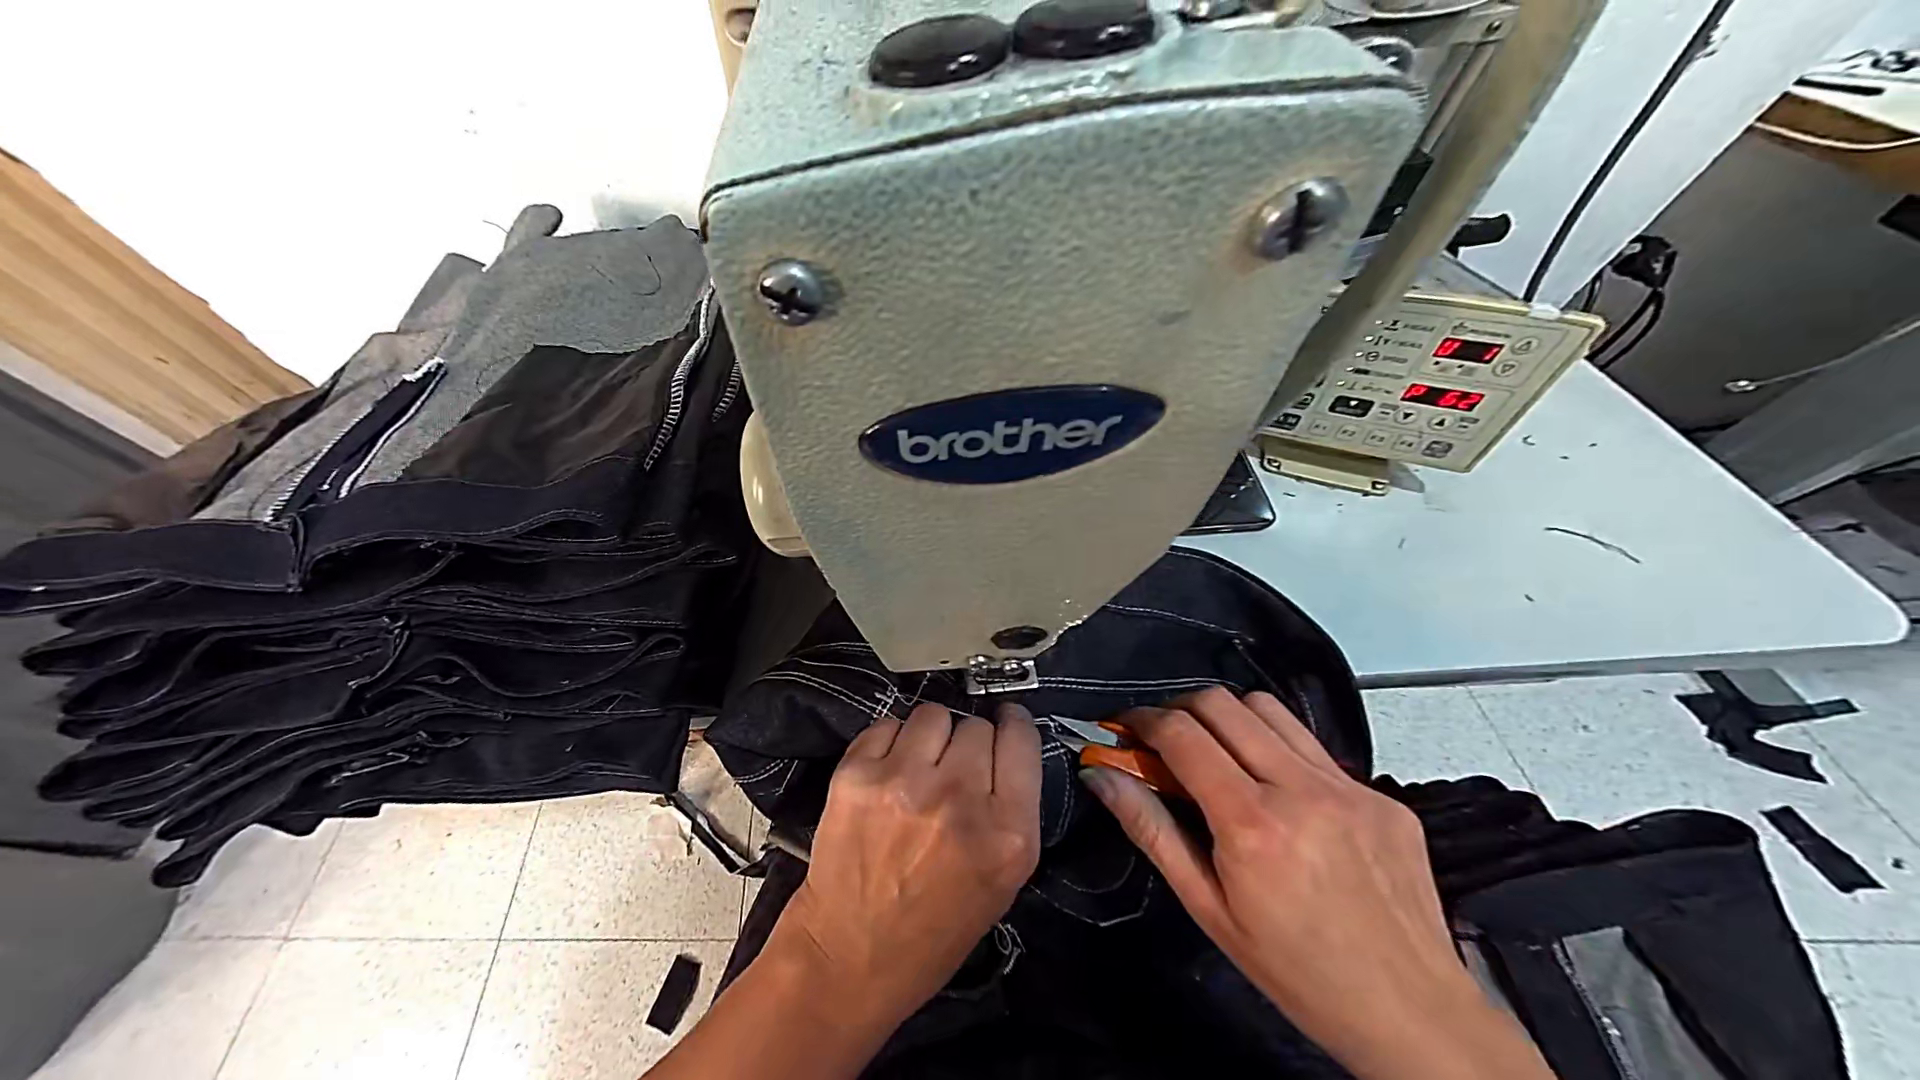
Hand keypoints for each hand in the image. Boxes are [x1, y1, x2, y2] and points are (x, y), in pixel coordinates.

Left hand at [769, 702, 1041, 1028]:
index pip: (1022, 739)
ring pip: (933, 715)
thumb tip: (1008, 747)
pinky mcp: (856, 776)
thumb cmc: (933, 930)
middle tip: (953, 772)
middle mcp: (958, 800)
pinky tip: (887, 775)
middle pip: (977, 726)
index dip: (1014, 726)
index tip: (1007, 722)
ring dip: (930, 736)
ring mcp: (904, 783)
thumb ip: (1014, 811)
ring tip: (919, 769)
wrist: (850, 958)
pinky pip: (887, 724)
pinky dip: (890, 743)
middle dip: (969, 745)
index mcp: (1007, 833)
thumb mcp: (1004, 880)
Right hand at [1080, 688, 1552, 1079]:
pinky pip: (1312, 745)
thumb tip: (1101, 776)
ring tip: (1217, 754)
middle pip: (1221, 703)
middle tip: (1165, 740)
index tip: (1125, 728)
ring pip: (1268, 707)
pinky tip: (1277, 791)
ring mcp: (1348, 787)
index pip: (1182, 734)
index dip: (1142, 720)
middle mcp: (1301, 790)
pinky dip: (1276, 748)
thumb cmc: (1297, 973)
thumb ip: (1150, 830)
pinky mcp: (1380, 794)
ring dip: (1227, 718)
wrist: (1413, 1013)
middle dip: (1179, 708)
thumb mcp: (1208, 909)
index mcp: (1252, 823)